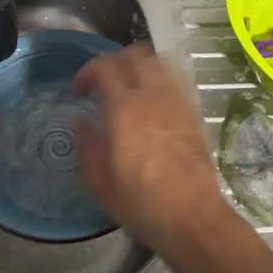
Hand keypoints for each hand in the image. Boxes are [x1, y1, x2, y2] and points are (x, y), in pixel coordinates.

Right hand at [73, 44, 234, 253]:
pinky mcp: (193, 113)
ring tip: (128, 86)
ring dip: (139, 66)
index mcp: (124, 108)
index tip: (79, 91)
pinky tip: (152, 101)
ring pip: (159, 62)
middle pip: (135, 54)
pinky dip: (159, 79)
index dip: (87, 72)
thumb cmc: (141, 203)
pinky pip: (175, 80)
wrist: (192, 218)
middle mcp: (152, 96)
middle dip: (114, 61)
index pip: (104, 67)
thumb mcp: (99, 181)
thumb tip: (81, 122)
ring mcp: (177, 102)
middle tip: (103, 82)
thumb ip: (86, 145)